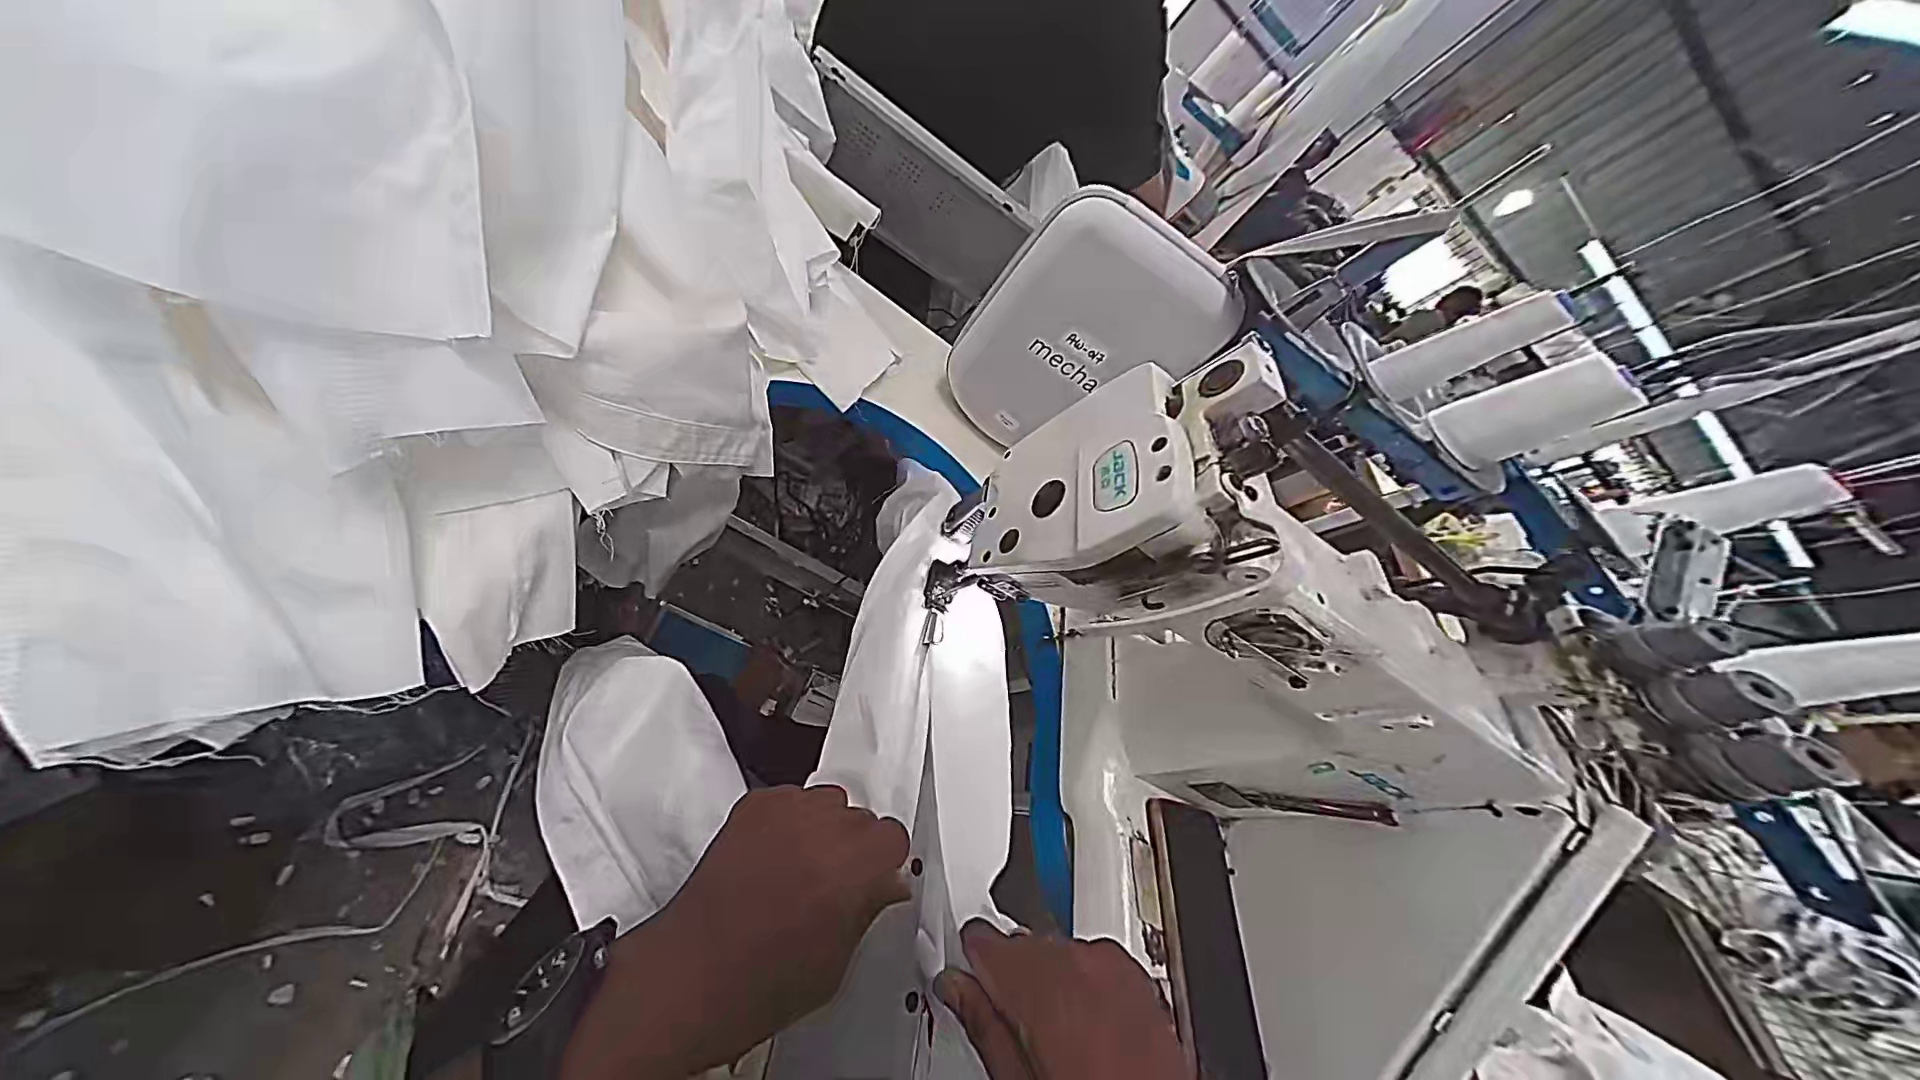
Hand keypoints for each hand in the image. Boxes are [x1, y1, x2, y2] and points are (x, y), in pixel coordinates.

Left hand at [562, 785, 909, 1078]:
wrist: (689, 977)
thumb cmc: (752, 983)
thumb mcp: (835, 962)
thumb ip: (868, 910)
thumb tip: (884, 887)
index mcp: (854, 865)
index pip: (893, 834)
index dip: (885, 859)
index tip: (876, 872)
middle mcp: (822, 829)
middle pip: (860, 815)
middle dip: (854, 844)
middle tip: (835, 878)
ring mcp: (785, 813)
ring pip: (826, 801)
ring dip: (822, 827)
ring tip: (801, 866)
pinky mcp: (753, 807)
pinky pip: (789, 798)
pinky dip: (787, 820)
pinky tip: (775, 856)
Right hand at [936, 920, 1191, 1079]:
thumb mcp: (1017, 1078)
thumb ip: (984, 1024)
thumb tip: (956, 987)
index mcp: (1038, 984)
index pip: (984, 938)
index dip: (970, 957)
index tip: (966, 973)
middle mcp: (1075, 960)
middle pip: (1022, 944)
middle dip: (1010, 973)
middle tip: (1011, 1023)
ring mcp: (1110, 963)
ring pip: (1057, 949)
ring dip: (1048, 976)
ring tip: (1055, 1035)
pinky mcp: (1136, 974)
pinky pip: (1093, 960)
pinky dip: (1082, 980)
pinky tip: (1086, 1025)